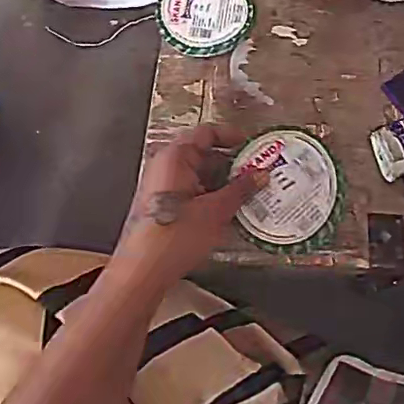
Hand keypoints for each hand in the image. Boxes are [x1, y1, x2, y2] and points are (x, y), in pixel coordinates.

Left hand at [110, 125, 268, 293]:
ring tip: (245, 192)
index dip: (232, 136)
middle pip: (202, 152)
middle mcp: (164, 166)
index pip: (207, 132)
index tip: (251, 145)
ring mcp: (160, 185)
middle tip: (254, 171)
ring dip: (221, 180)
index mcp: (175, 157)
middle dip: (230, 162)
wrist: (143, 271)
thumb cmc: (174, 237)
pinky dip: (208, 193)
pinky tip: (226, 209)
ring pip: (197, 173)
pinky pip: (189, 189)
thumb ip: (241, 189)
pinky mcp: (160, 204)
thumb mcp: (217, 210)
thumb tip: (260, 175)